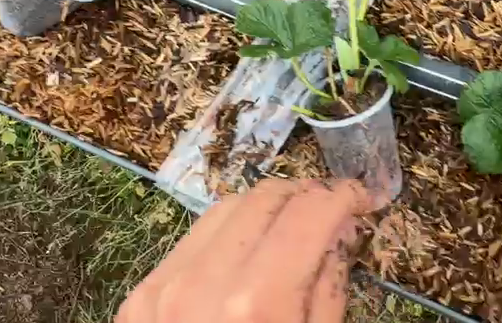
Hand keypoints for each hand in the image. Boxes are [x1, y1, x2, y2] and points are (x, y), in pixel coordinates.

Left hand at [117, 178, 371, 322]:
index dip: (344, 196)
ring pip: (228, 207)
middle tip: (333, 208)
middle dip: (307, 194)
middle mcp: (204, 283)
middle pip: (268, 198)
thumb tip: (339, 232)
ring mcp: (163, 287)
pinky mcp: (137, 298)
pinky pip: (194, 239)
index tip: (364, 198)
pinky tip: (248, 252)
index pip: (310, 213)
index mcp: (256, 306)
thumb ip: (327, 290)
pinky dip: (230, 232)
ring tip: (293, 223)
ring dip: (268, 207)